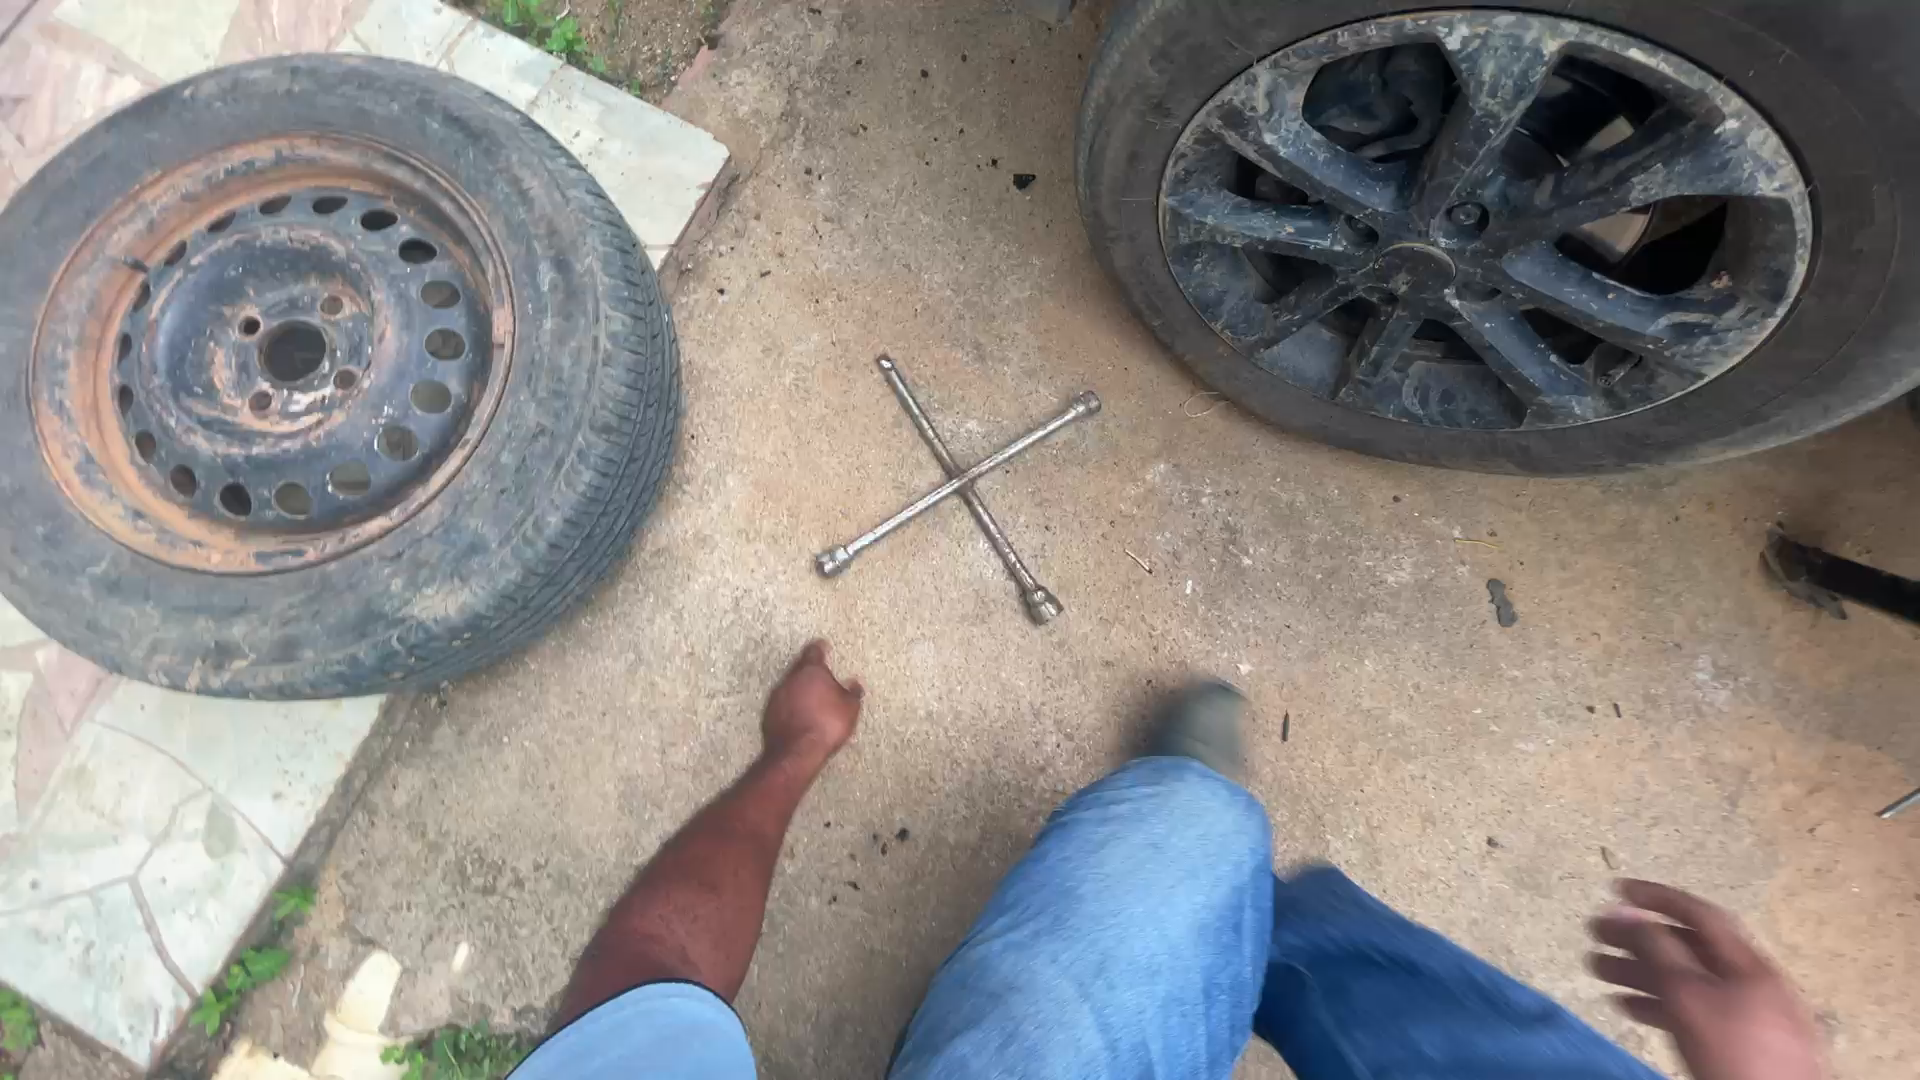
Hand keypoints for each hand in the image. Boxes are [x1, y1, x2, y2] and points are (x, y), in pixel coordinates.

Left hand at [761, 640, 862, 767]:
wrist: (797, 752)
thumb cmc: (826, 724)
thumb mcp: (850, 708)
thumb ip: (852, 693)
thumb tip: (854, 684)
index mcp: (812, 671)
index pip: (814, 651)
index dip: (820, 647)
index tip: (823, 645)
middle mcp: (791, 678)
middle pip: (800, 667)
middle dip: (810, 670)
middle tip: (820, 673)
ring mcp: (777, 696)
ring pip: (790, 685)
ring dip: (800, 688)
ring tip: (812, 697)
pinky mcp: (769, 714)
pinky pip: (783, 703)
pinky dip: (792, 705)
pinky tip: (801, 714)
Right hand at [1588, 879, 1822, 1079]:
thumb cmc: (1729, 1044)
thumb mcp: (1685, 990)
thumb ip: (1655, 946)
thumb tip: (1627, 911)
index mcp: (1748, 965)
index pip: (1700, 914)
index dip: (1656, 896)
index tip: (1615, 889)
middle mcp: (1751, 983)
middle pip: (1686, 947)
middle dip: (1636, 937)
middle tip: (1597, 933)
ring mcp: (1749, 1013)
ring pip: (1684, 978)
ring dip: (1638, 969)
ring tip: (1598, 969)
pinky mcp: (1740, 1040)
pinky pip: (1692, 1006)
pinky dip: (1657, 999)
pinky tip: (1628, 1004)